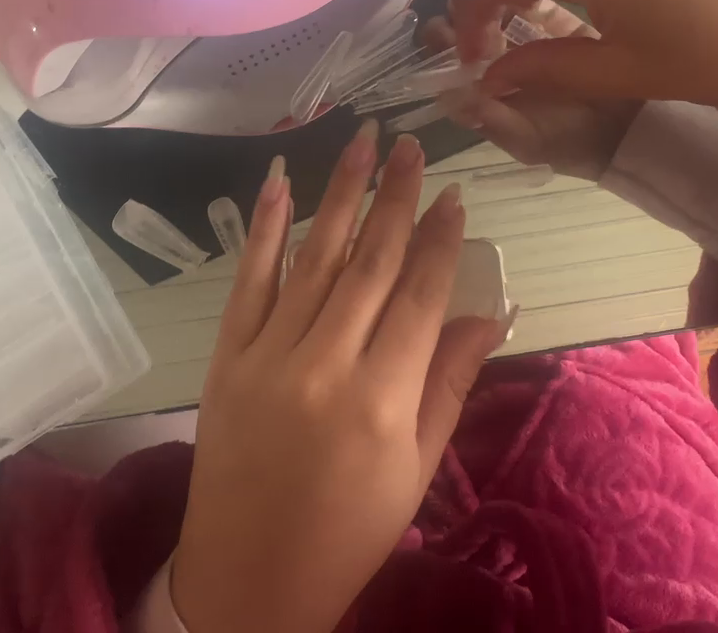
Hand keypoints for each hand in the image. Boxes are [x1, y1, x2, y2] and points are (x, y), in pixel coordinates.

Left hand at [170, 124, 505, 632]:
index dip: (440, 239)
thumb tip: (490, 312)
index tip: (452, 193)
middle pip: (371, 261)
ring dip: (341, 193)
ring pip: (315, 256)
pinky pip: (249, 279)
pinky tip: (278, 180)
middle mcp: (327, 364)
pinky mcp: (227, 354)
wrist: (248, 576)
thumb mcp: (418, 469)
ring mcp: (270, 354)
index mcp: (384, 399)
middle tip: (411, 145)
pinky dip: (263, 226)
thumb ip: (451, 383)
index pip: (421, 296)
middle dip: (396, 197)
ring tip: (362, 142)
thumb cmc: (349, 529)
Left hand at [422, 6, 640, 181]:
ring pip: (502, 19)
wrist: (635, 131)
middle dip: (461, 19)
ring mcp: (533, 46)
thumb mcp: (529, 140)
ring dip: (488, 3)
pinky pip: (541, 7)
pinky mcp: (564, 28)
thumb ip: (493, 120)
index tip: (437, 30)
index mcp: (490, 95)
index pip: (455, 72)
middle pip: (473, 39)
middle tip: (458, 0)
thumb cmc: (573, 141)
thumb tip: (453, 98)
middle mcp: (506, 69)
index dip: (442, 52)